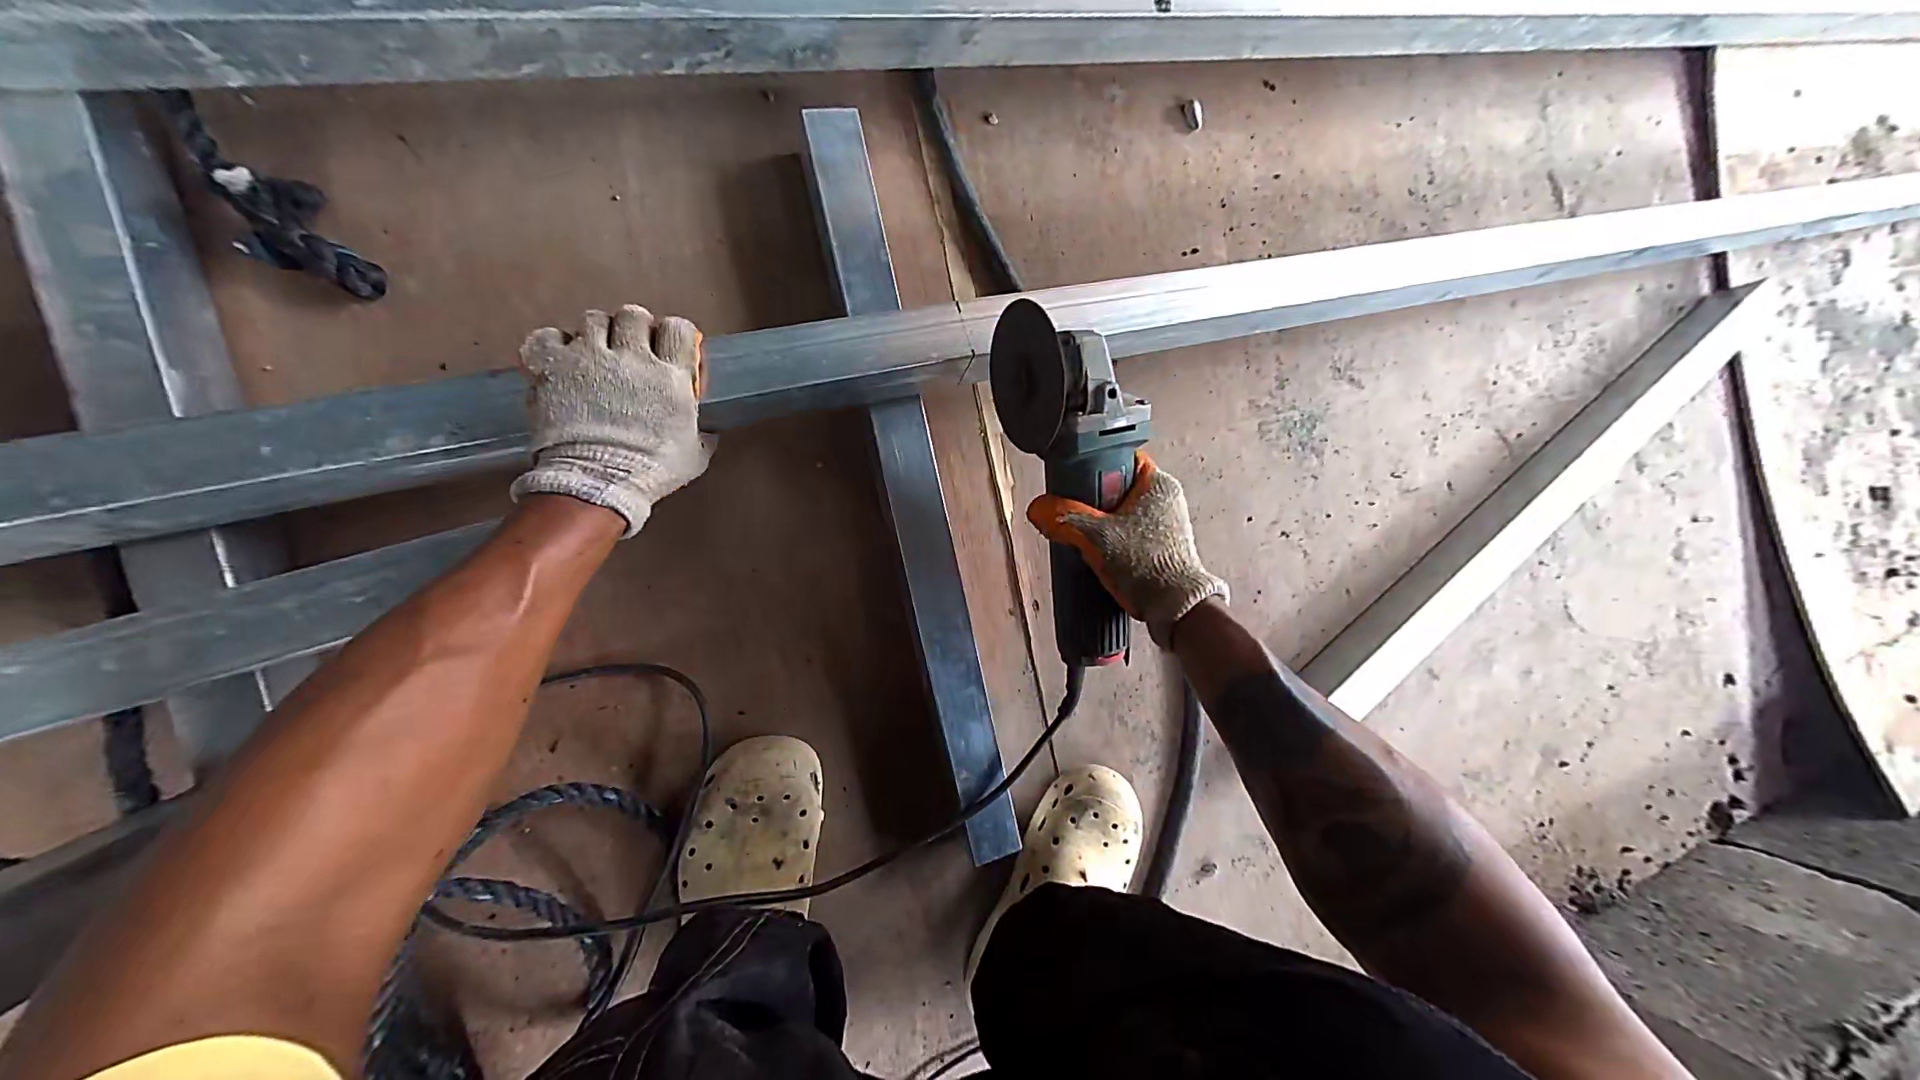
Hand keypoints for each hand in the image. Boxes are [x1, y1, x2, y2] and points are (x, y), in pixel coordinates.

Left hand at [510, 306, 715, 535]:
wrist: (598, 482)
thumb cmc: (649, 472)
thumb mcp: (693, 455)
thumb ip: (699, 433)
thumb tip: (707, 433)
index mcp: (671, 378)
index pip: (678, 329)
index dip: (673, 335)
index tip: (669, 347)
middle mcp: (632, 360)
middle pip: (633, 315)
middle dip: (632, 328)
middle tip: (629, 348)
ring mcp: (590, 360)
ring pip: (593, 319)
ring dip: (595, 334)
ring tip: (595, 356)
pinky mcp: (553, 368)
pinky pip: (548, 337)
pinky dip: (553, 345)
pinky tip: (560, 361)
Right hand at [1026, 451, 1227, 647]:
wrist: (1175, 608)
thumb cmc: (1148, 566)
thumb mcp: (1096, 537)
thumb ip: (1064, 518)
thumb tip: (1039, 509)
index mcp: (1157, 484)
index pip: (1121, 458)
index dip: (1096, 467)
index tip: (1077, 481)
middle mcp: (1166, 499)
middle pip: (1118, 487)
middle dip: (1094, 502)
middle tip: (1078, 514)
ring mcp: (1167, 523)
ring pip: (1122, 512)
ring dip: (1103, 524)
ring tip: (1089, 539)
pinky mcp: (1163, 545)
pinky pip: (1130, 533)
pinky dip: (1114, 540)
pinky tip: (1103, 554)